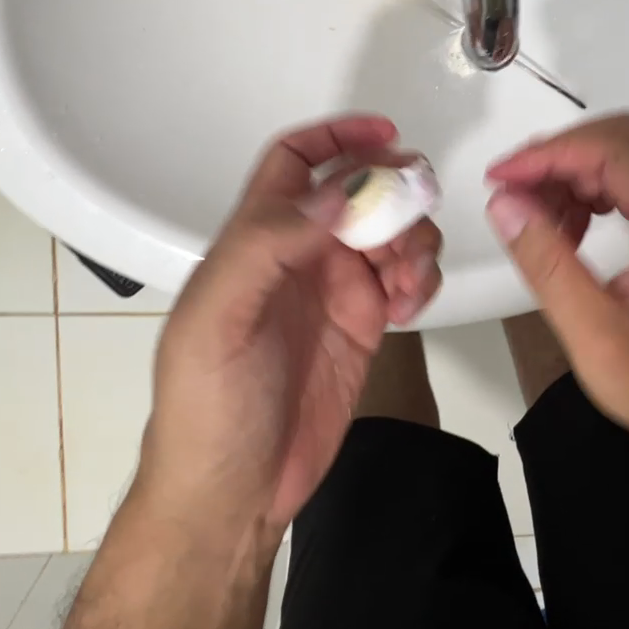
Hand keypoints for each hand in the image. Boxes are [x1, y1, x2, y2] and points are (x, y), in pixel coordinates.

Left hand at [141, 115, 442, 529]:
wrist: (237, 491)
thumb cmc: (208, 405)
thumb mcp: (218, 317)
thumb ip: (269, 243)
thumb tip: (340, 193)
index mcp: (257, 239)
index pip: (296, 162)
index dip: (336, 136)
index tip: (385, 136)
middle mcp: (301, 253)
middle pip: (361, 192)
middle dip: (394, 193)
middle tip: (413, 215)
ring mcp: (337, 287)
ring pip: (394, 232)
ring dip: (414, 242)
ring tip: (404, 282)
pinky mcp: (367, 322)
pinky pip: (408, 279)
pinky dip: (420, 282)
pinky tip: (407, 309)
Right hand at [484, 114, 628, 466]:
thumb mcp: (593, 334)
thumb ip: (546, 262)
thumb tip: (503, 202)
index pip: (614, 151)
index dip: (549, 154)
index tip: (498, 177)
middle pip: (625, 142)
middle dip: (561, 157)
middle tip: (511, 190)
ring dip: (577, 174)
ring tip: (536, 216)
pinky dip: (598, 193)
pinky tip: (570, 229)